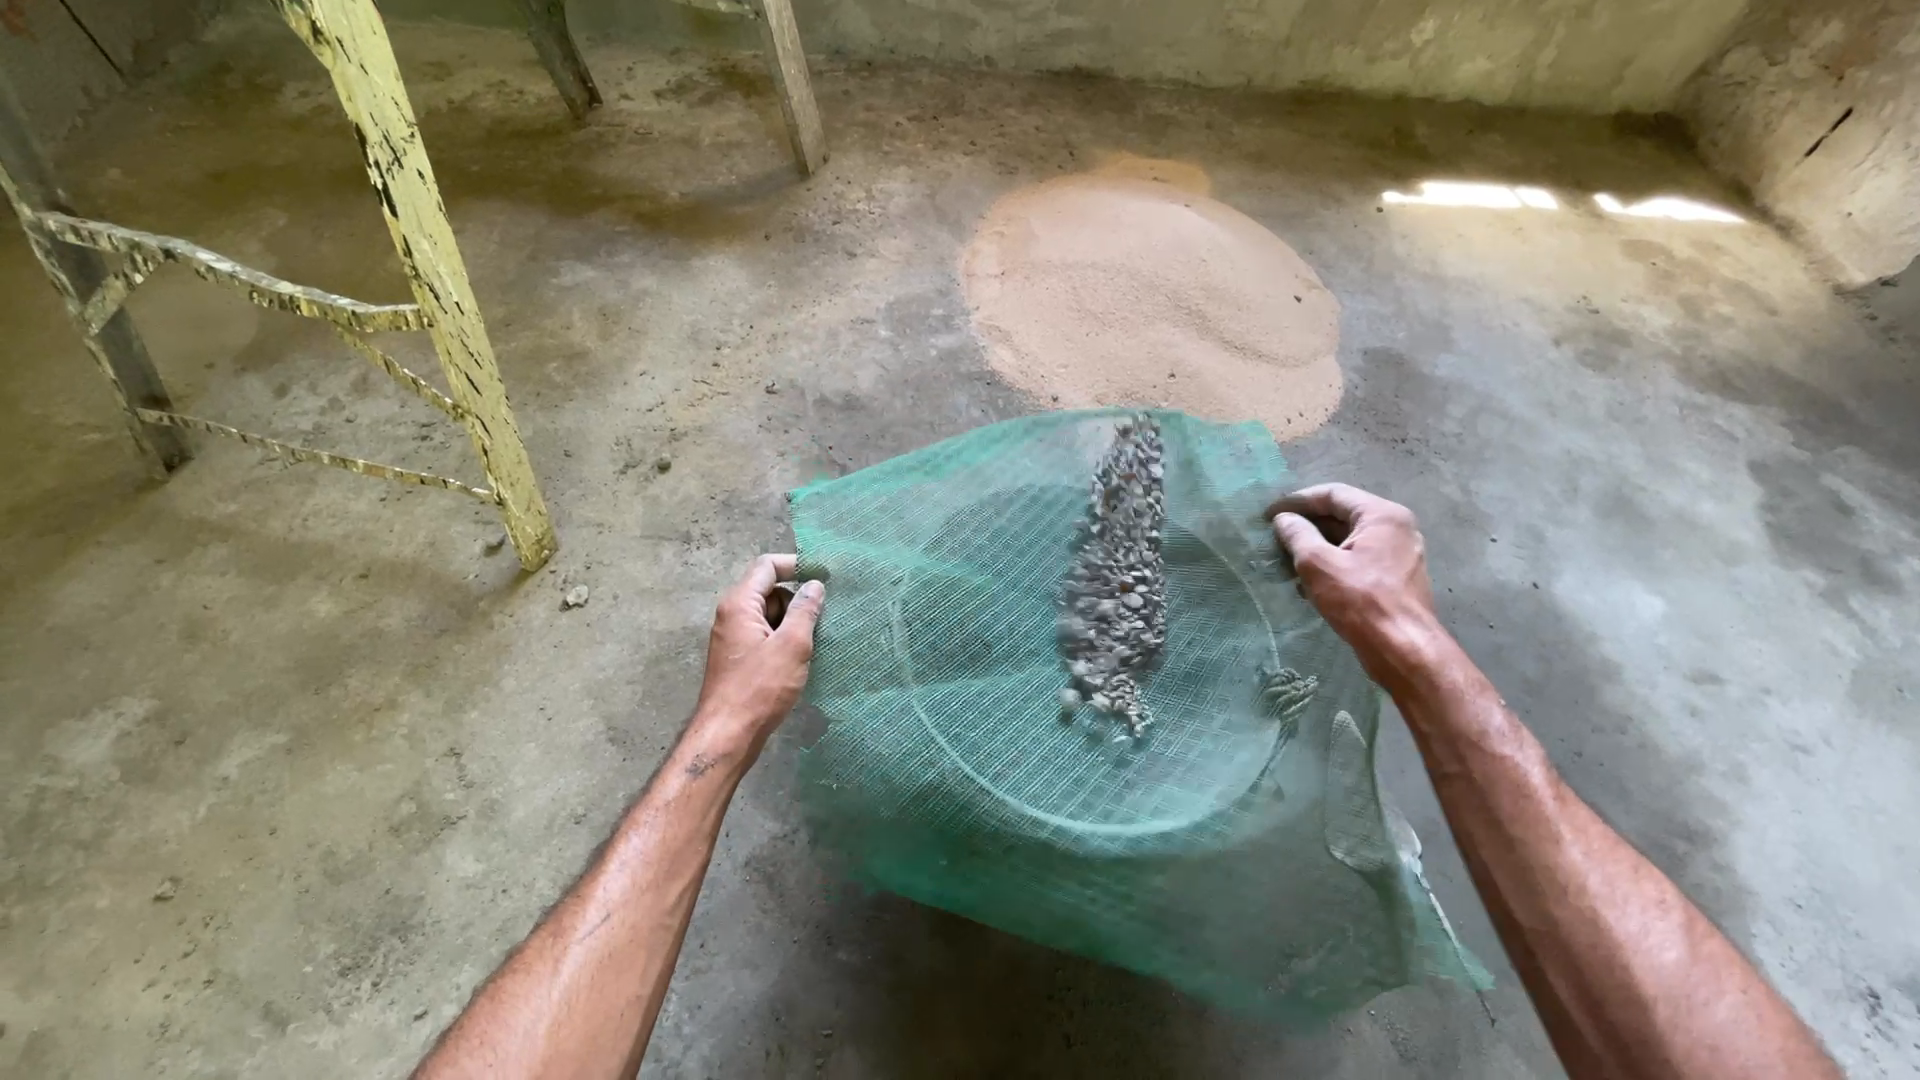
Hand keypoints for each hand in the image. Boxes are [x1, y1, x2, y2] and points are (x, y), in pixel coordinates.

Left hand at [691, 554, 824, 752]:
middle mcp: (732, 615)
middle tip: (824, 616)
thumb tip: (814, 585)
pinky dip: (785, 639)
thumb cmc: (760, 687)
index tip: (826, 575)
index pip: (767, 566)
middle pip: (770, 590)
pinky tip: (802, 657)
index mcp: (739, 604)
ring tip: (816, 640)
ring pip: (770, 615)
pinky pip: (766, 635)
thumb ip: (805, 610)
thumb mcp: (791, 645)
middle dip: (798, 599)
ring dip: (794, 622)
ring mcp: (734, 637)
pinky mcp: (740, 658)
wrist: (728, 734)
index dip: (796, 565)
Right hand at [1268, 484, 1444, 687]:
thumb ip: (1297, 534)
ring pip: (1349, 539)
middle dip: (1307, 525)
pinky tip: (1310, 583)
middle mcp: (1396, 527)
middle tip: (1275, 537)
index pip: (1333, 493)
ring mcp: (1400, 553)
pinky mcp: (1396, 577)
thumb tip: (1284, 519)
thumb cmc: (1360, 600)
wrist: (1402, 648)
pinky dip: (1333, 563)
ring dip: (1317, 547)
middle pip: (1342, 515)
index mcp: (1382, 515)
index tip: (1268, 514)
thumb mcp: (1318, 563)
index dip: (1297, 501)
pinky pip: (1358, 558)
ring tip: (1287, 561)